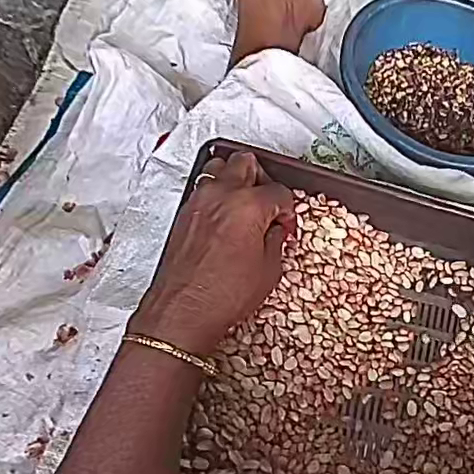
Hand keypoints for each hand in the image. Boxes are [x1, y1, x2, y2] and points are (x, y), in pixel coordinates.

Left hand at [131, 151, 295, 354]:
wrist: (184, 310)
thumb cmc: (223, 294)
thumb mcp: (269, 270)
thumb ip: (276, 240)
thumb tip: (275, 231)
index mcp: (249, 204)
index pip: (280, 192)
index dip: (288, 210)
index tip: (287, 226)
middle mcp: (221, 194)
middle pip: (247, 163)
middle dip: (264, 180)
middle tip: (271, 204)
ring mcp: (199, 199)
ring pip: (221, 166)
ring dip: (237, 179)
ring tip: (248, 205)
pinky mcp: (185, 212)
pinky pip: (205, 187)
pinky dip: (219, 193)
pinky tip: (228, 217)